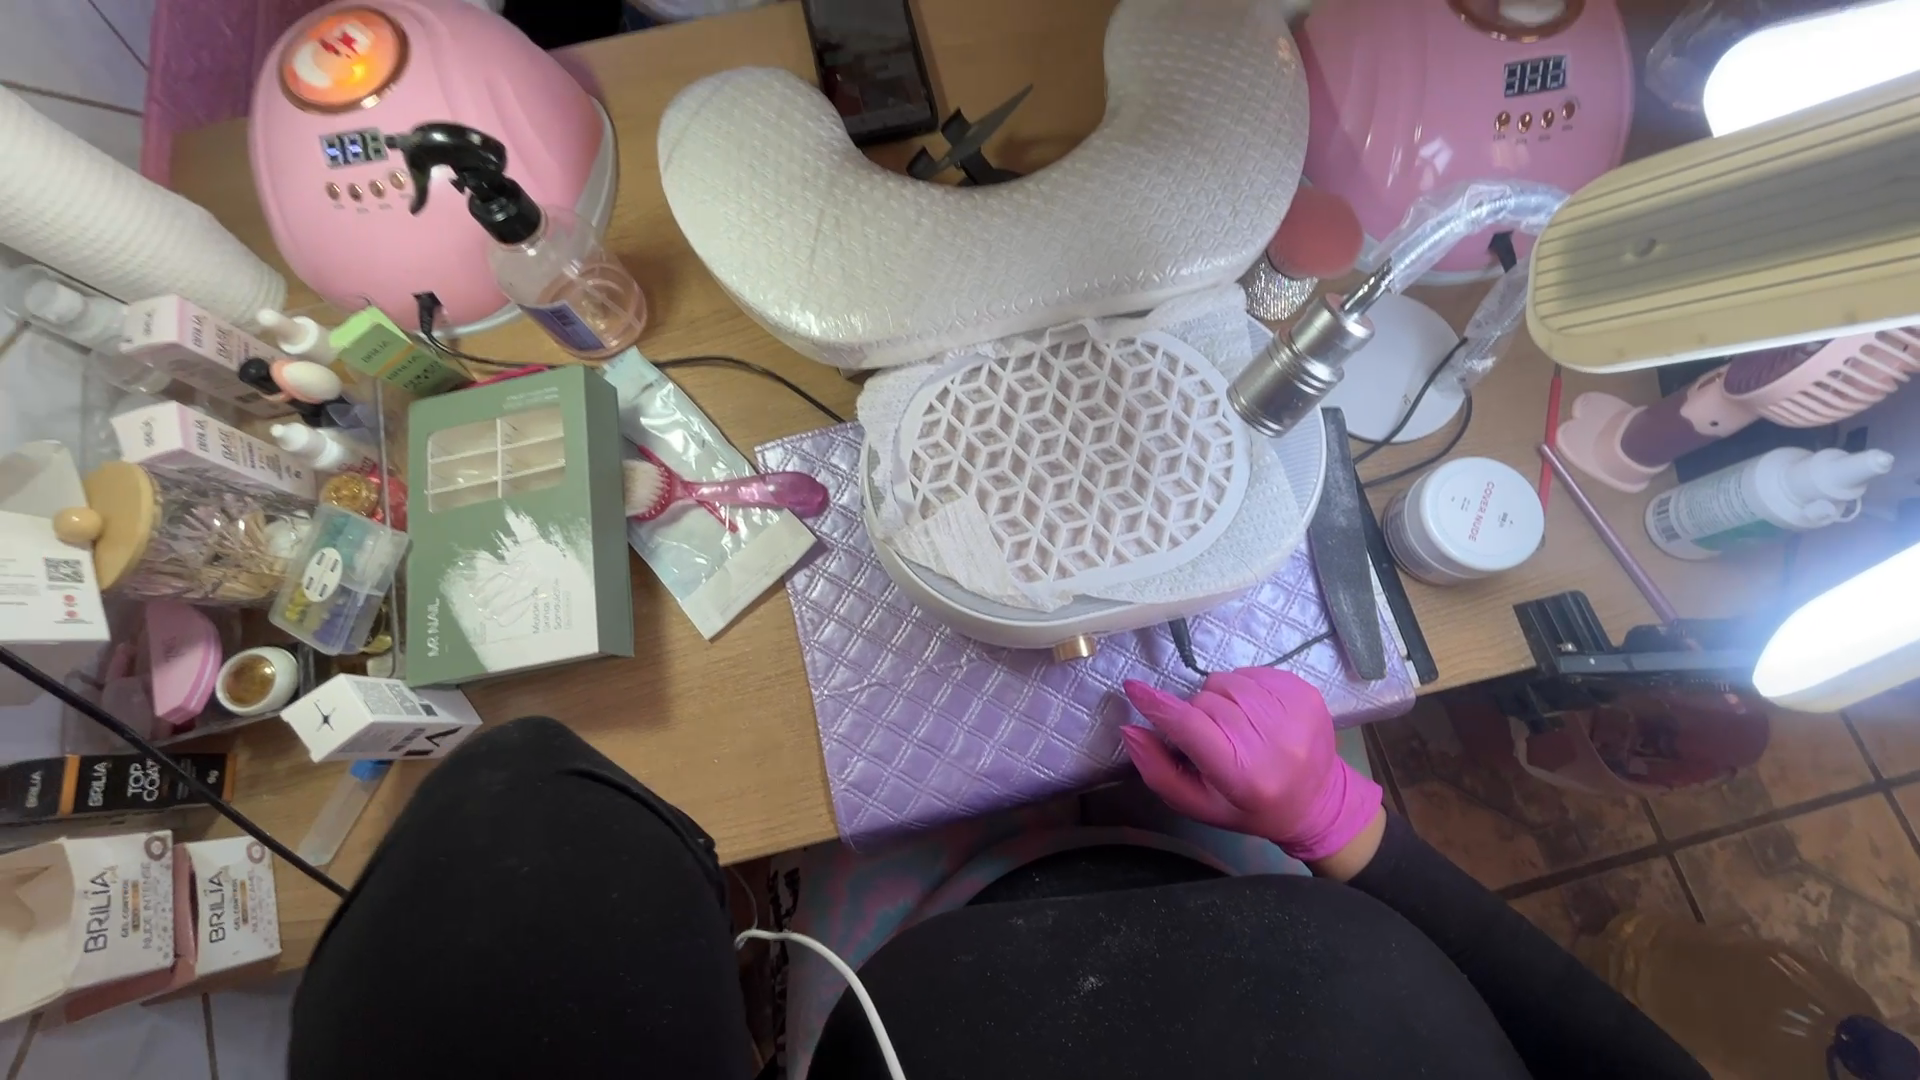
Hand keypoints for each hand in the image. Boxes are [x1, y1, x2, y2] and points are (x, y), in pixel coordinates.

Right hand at [1119, 668, 1383, 865]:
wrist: (1317, 802)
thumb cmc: (1248, 807)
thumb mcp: (1197, 803)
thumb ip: (1157, 770)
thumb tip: (1129, 729)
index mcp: (1243, 775)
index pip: (1190, 726)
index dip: (1158, 705)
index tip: (1133, 688)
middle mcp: (1272, 741)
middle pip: (1205, 700)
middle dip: (1196, 712)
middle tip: (1209, 735)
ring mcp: (1293, 712)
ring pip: (1226, 681)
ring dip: (1219, 698)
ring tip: (1233, 723)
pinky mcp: (1306, 693)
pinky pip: (1250, 672)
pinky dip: (1242, 687)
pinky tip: (1253, 712)